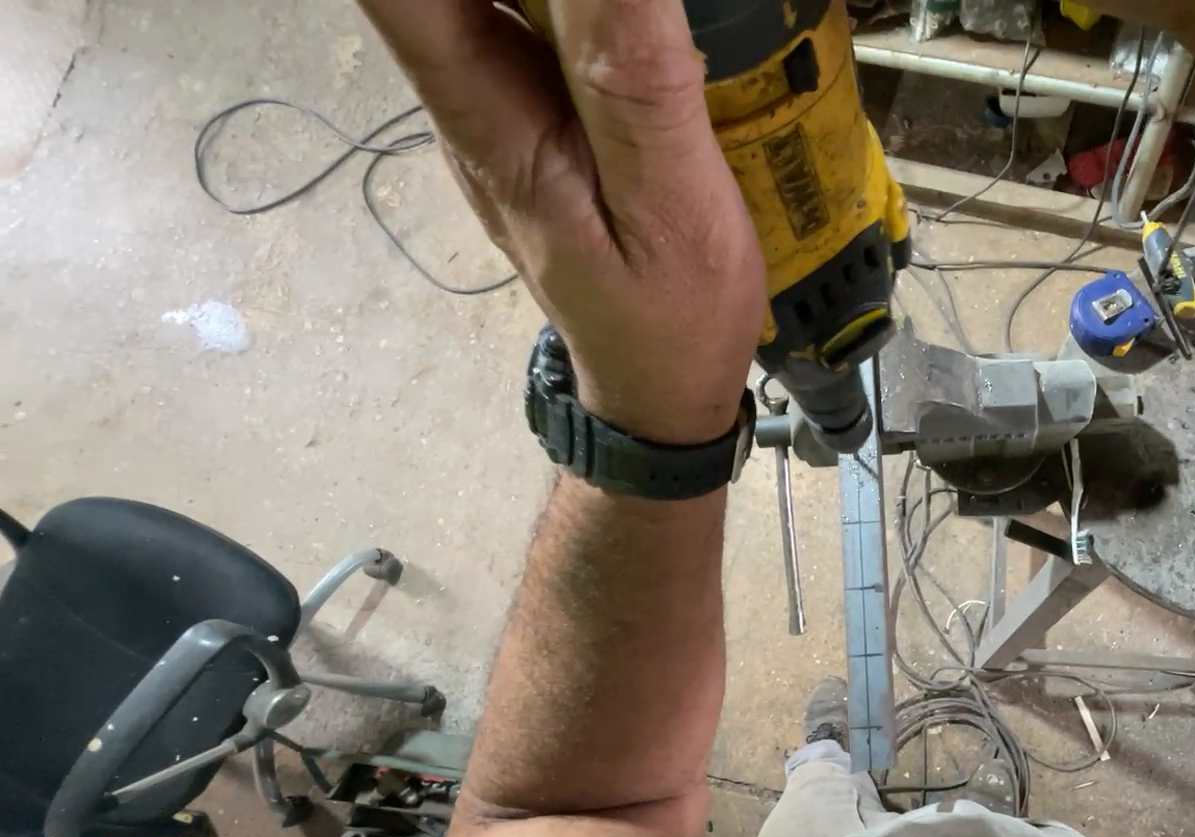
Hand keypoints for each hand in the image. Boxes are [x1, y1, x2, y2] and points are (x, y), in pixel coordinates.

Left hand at [358, 0, 766, 444]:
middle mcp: (468, 107)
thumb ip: (638, 83)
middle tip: (630, 12)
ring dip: (550, 2)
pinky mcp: (534, 139)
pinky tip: (623, 29)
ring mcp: (498, 124)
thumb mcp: (675, 208)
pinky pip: (521, 36)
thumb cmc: (676, 319)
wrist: (665, 389)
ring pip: (481, 2)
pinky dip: (564, 16)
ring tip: (636, 23)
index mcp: (490, 120)